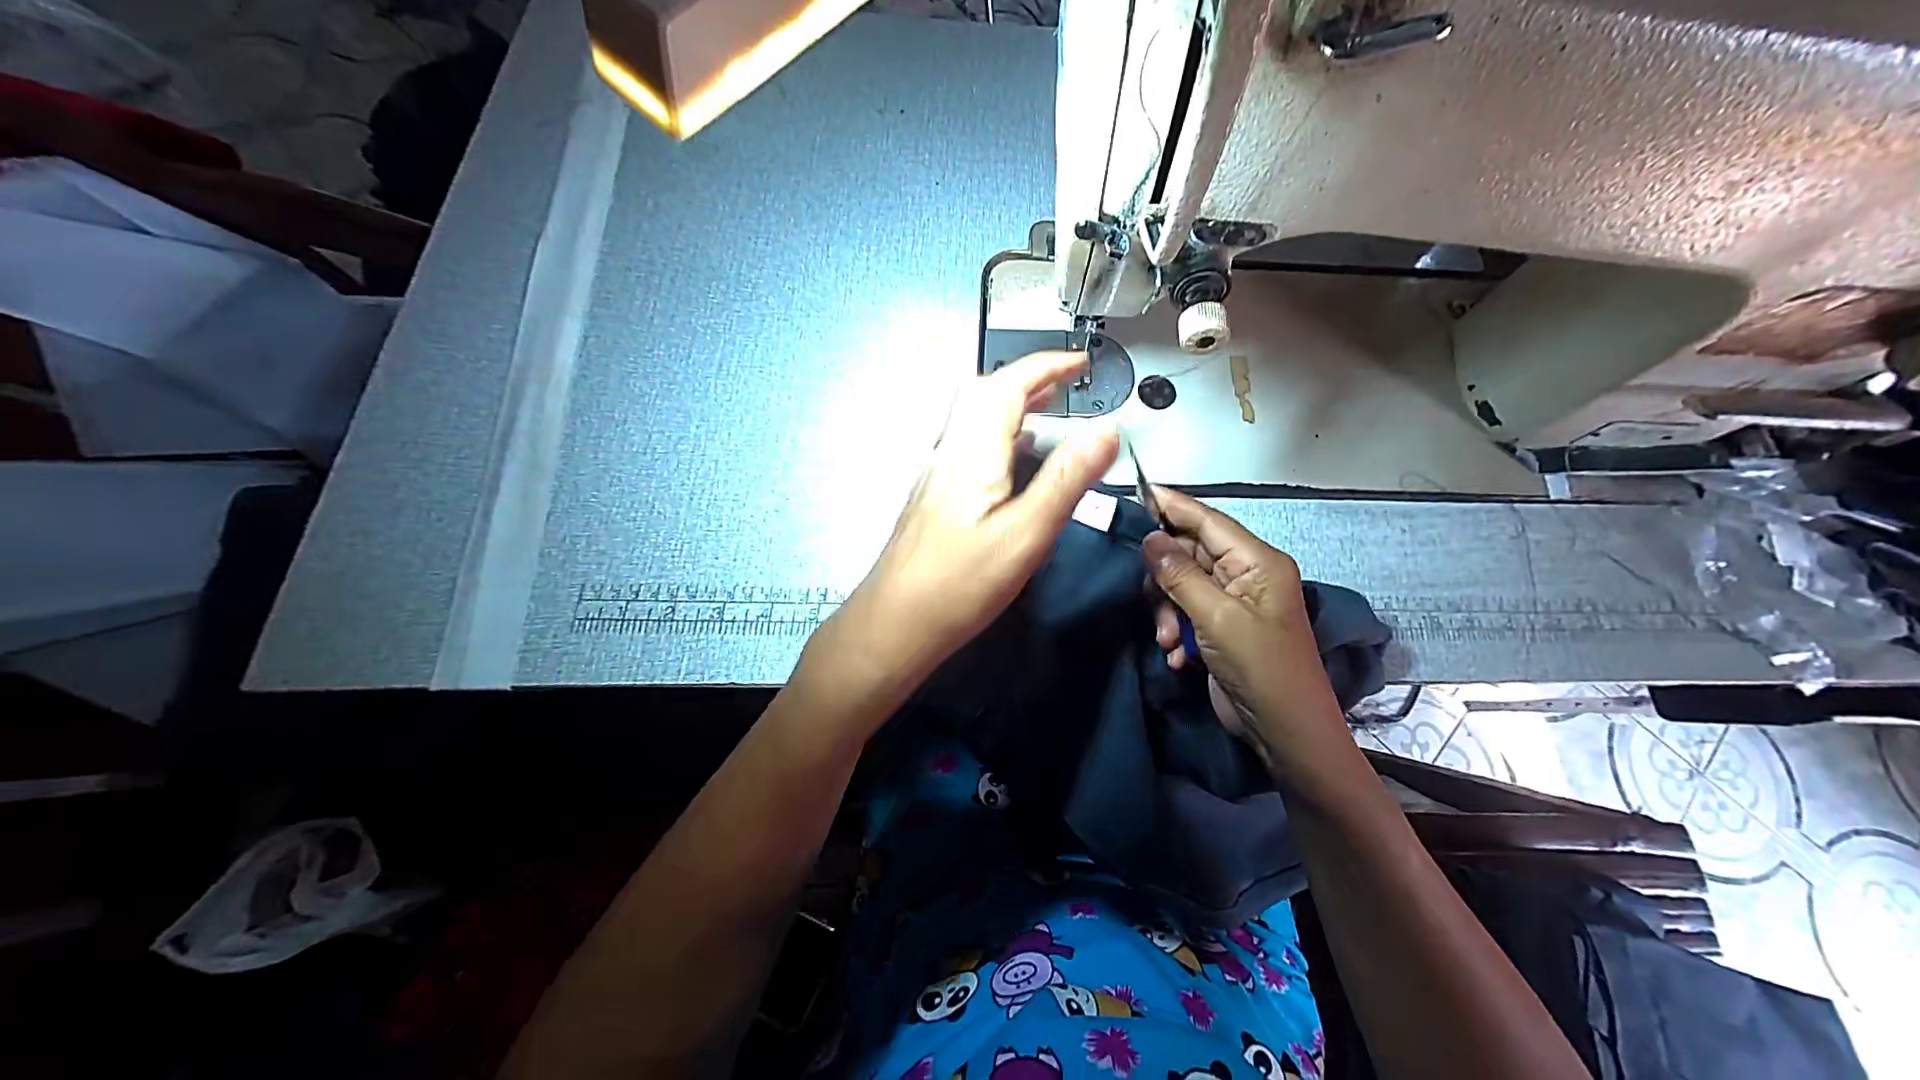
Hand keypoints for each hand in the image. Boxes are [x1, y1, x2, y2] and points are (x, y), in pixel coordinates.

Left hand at [839, 351, 1118, 684]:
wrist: (895, 623)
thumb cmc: (959, 584)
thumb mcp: (1025, 534)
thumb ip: (1067, 480)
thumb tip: (1107, 430)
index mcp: (974, 454)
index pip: (1008, 386)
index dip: (1045, 365)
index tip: (1078, 361)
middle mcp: (950, 455)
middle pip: (984, 395)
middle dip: (1027, 379)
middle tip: (1065, 384)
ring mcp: (936, 476)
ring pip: (973, 421)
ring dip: (1011, 406)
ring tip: (1048, 413)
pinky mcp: (932, 499)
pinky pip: (967, 447)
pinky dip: (997, 436)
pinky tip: (1013, 464)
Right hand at [1141, 489, 1346, 766]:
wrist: (1285, 733)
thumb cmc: (1260, 668)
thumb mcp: (1216, 618)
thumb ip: (1180, 574)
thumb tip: (1150, 538)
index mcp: (1257, 562)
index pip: (1207, 520)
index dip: (1172, 506)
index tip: (1136, 492)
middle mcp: (1245, 575)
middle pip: (1188, 553)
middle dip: (1164, 577)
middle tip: (1151, 602)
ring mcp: (1232, 602)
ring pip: (1180, 584)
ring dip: (1167, 610)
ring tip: (1168, 640)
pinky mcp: (1220, 627)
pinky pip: (1184, 611)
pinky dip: (1175, 630)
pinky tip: (1177, 654)